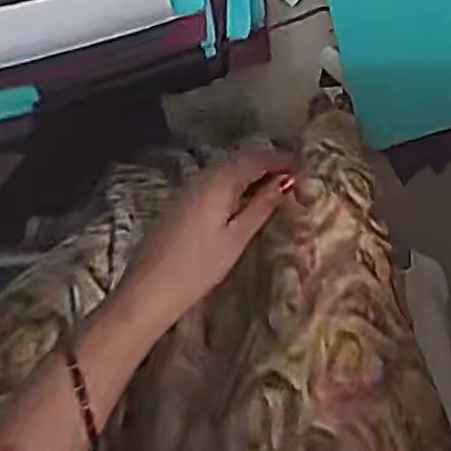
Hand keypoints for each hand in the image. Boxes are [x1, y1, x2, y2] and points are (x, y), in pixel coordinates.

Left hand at [119, 149, 295, 327]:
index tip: (304, 166)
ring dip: (252, 170)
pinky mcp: (182, 201)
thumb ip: (261, 206)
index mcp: (220, 181)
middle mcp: (204, 176)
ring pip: (228, 167)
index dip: (282, 159)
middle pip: (242, 158)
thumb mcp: (236, 238)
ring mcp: (190, 187)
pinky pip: (216, 179)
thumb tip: (285, 182)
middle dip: (268, 161)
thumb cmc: (197, 268)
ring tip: (274, 183)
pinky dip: (236, 180)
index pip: (258, 158)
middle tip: (293, 173)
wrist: (146, 293)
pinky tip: (244, 196)